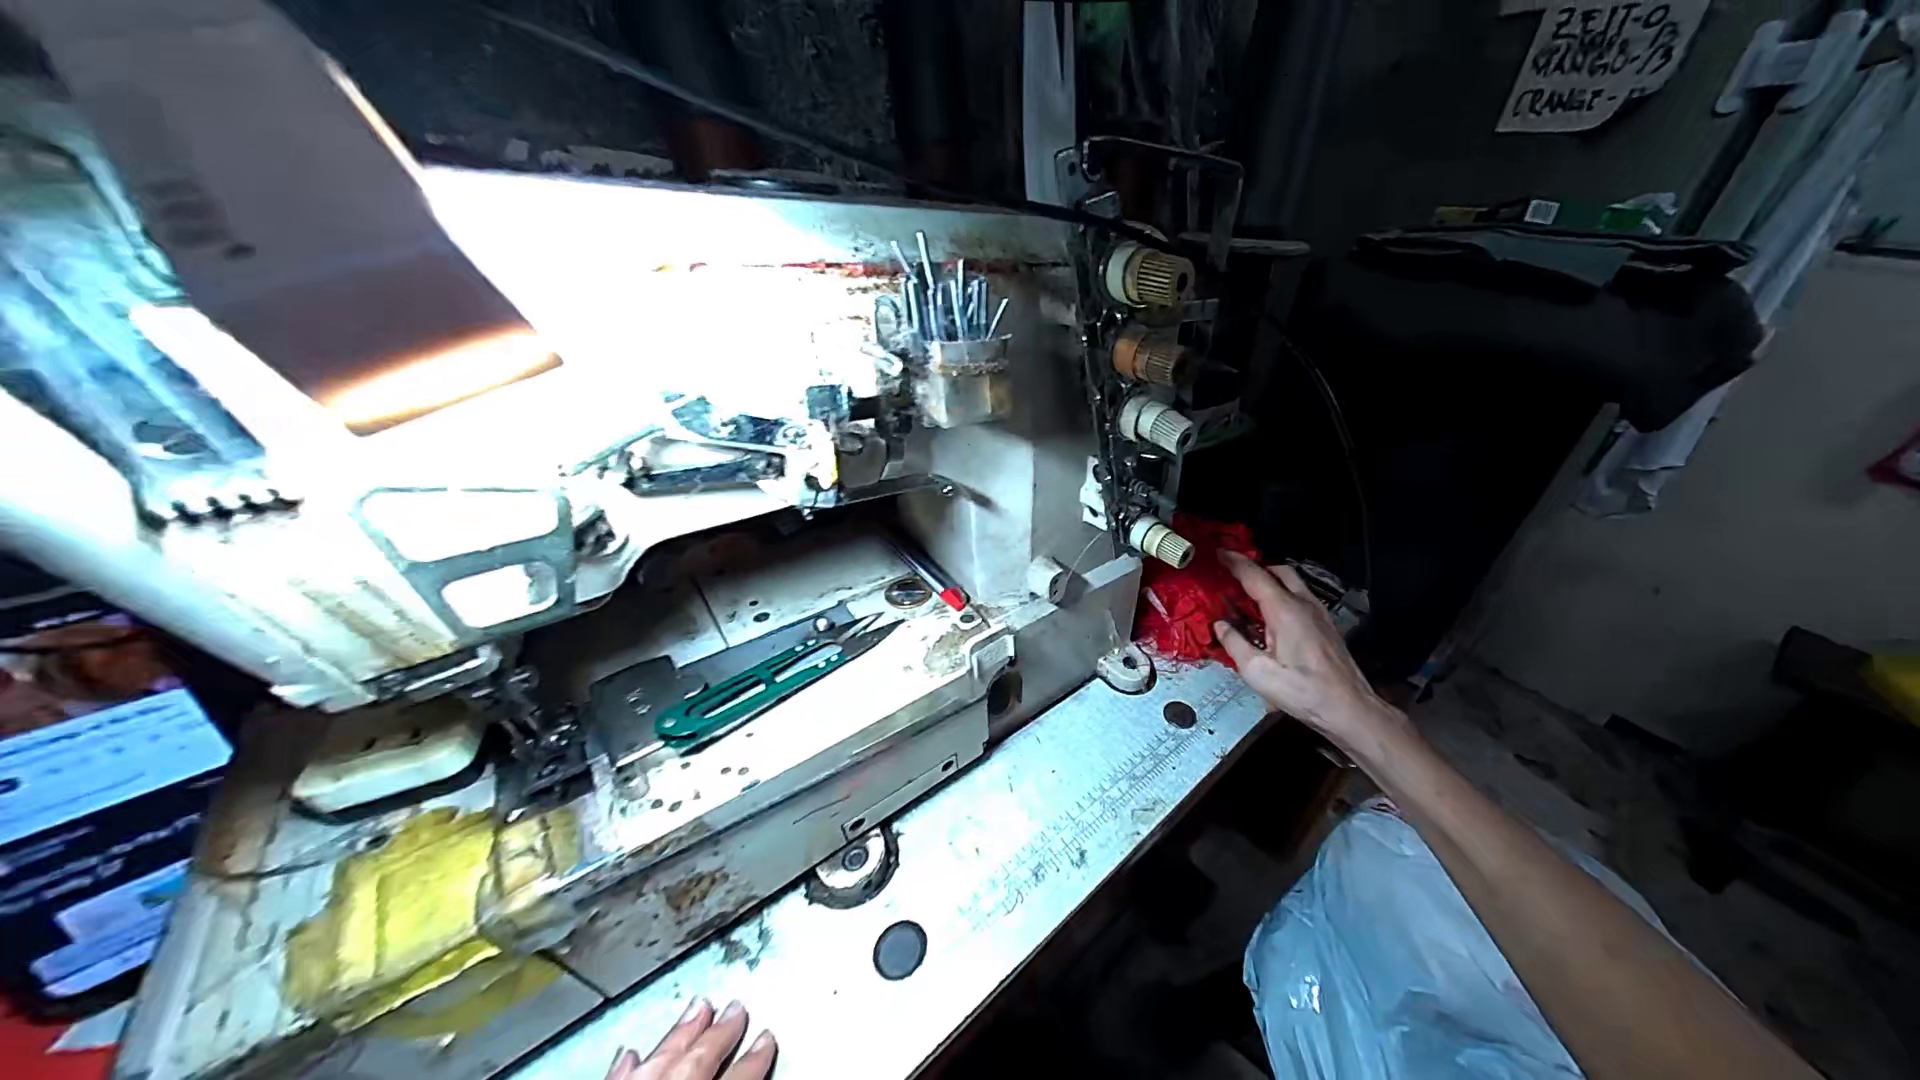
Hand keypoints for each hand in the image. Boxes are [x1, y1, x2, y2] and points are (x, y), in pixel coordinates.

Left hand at [605, 998, 774, 1079]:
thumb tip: (754, 1074)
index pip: (736, 1079)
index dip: (753, 1060)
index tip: (766, 1039)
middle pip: (698, 1060)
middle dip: (720, 1033)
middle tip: (736, 1006)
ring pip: (658, 1060)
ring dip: (679, 1034)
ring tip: (696, 1007)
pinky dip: (624, 1067)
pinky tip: (629, 1053)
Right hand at [1211, 551, 1405, 754]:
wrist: (1349, 709)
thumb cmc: (1304, 692)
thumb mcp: (1257, 672)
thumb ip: (1234, 643)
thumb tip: (1221, 626)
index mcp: (1285, 611)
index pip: (1255, 575)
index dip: (1234, 562)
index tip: (1218, 553)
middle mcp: (1304, 606)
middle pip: (1278, 571)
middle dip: (1254, 567)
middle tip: (1232, 572)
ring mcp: (1318, 615)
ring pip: (1292, 583)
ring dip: (1268, 581)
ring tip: (1246, 593)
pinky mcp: (1325, 626)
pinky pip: (1299, 598)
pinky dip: (1280, 595)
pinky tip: (1268, 615)